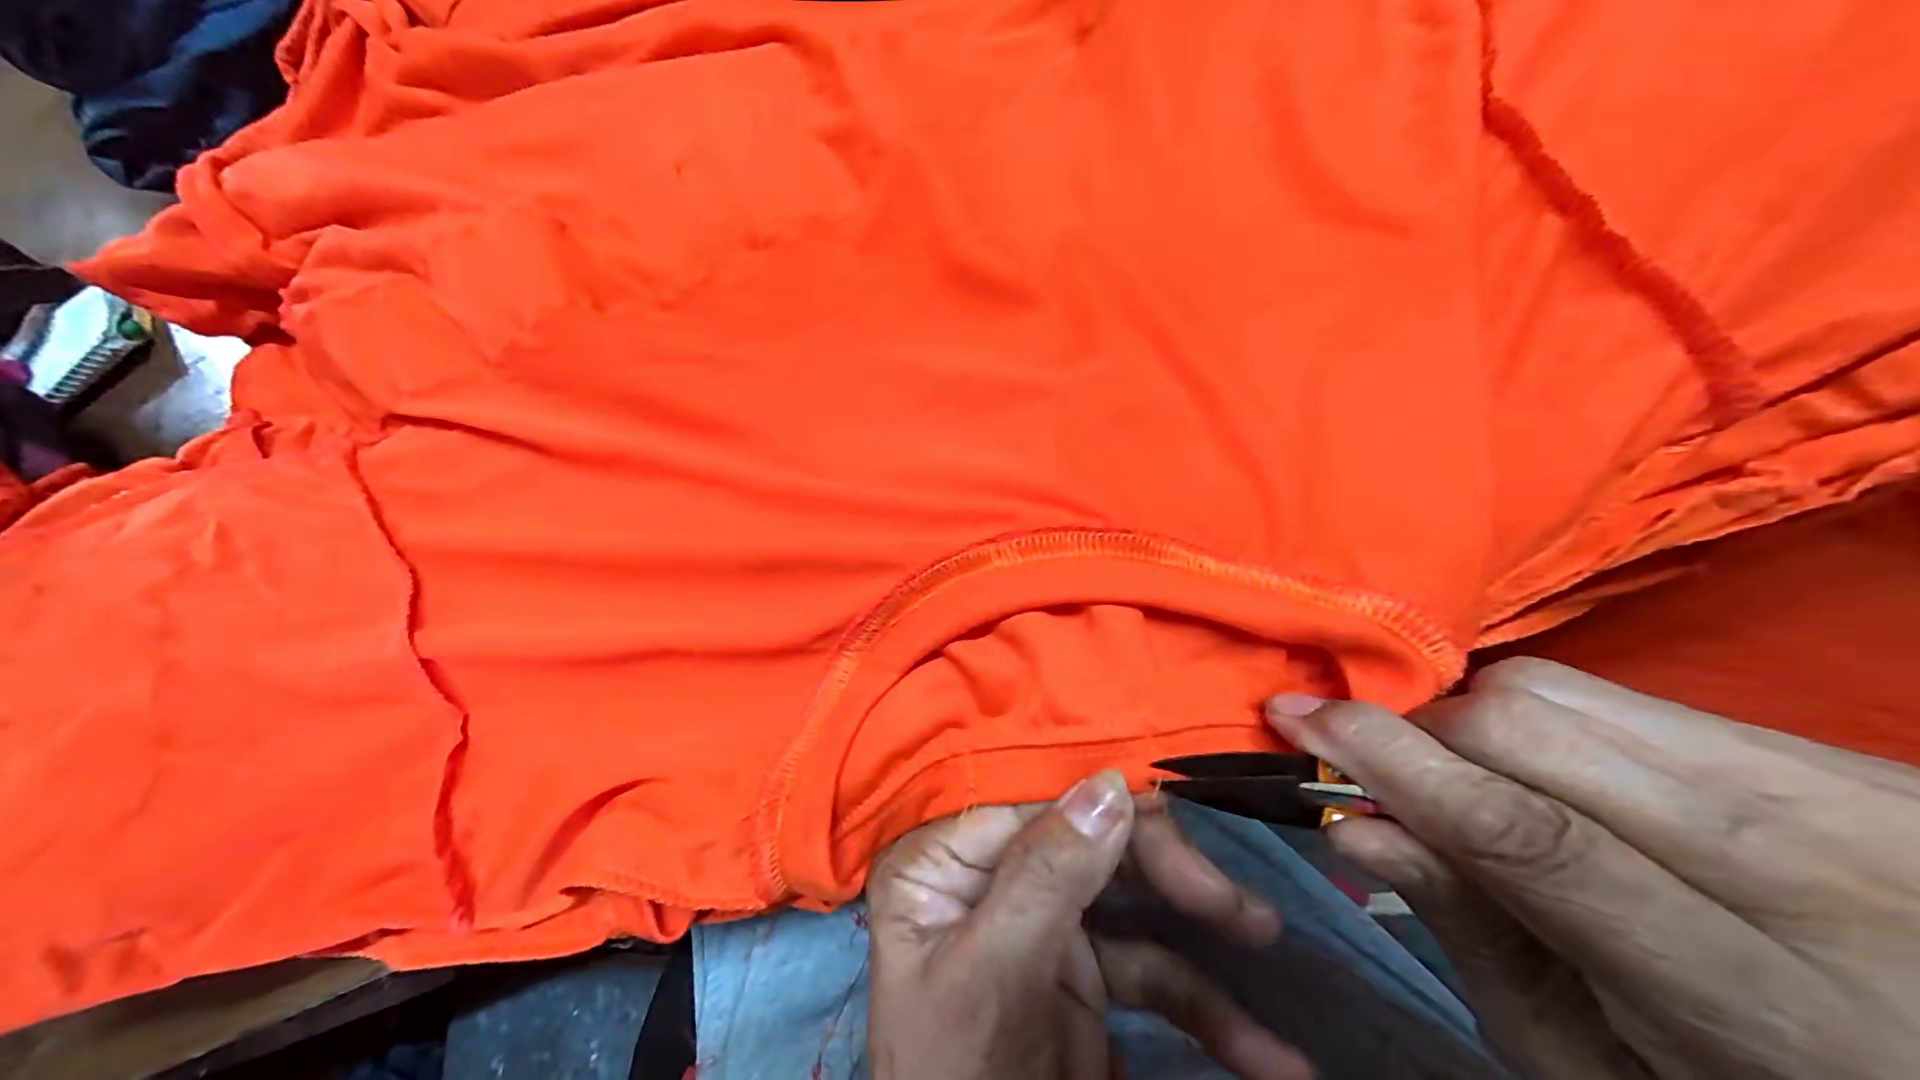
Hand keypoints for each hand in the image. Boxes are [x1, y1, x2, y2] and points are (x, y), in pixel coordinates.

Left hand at [865, 769, 1312, 1079]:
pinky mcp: (1077, 975)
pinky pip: (1145, 968)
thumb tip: (1107, 785)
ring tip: (1266, 937)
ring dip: (1202, 929)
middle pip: (1092, 843)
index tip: (1182, 824)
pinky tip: (1261, 1049)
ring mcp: (1038, 924)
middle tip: (1242, 912)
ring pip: (1130, 901)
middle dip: (1170, 873)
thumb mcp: (993, 975)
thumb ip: (1044, 875)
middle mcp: (991, 879)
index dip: (1109, 805)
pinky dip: (1203, 1006)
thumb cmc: (953, 1073)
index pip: (1034, 805)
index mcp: (944, 863)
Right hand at [1265, 658, 1919, 1079]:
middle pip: (1534, 730)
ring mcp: (1849, 795)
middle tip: (1376, 763)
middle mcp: (1823, 872)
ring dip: (1471, 718)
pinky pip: (1621, 692)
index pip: (1530, 838)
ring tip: (1461, 770)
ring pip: (1566, 689)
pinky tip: (1549, 769)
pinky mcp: (1842, 754)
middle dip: (1420, 732)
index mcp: (1768, 1008)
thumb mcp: (1575, 1056)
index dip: (1394, 764)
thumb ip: (1468, 931)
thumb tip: (1350, 823)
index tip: (1295, 719)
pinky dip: (1540, 717)